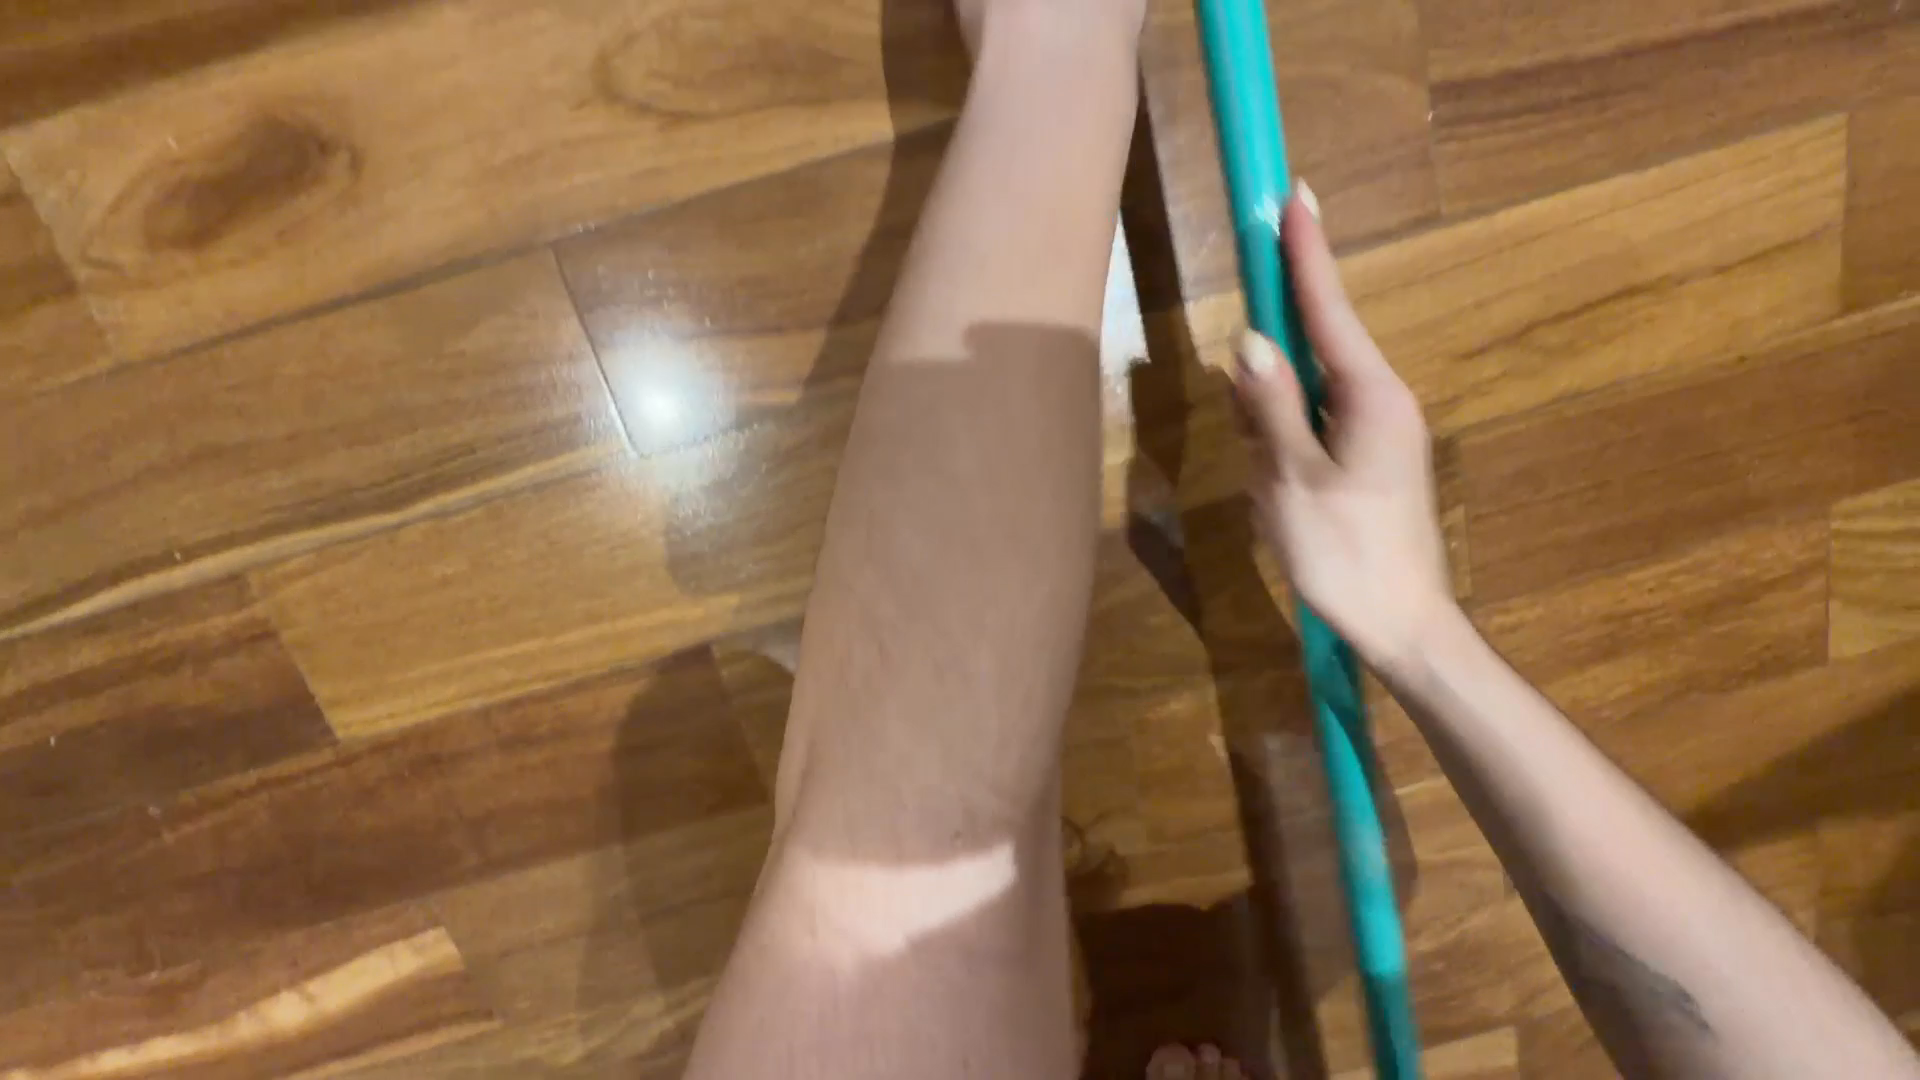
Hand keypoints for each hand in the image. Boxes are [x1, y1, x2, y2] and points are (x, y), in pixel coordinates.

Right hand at [1232, 185, 1454, 673]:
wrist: (1398, 622)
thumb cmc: (1346, 553)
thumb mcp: (1294, 479)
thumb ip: (1271, 407)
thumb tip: (1250, 341)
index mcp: (1370, 396)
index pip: (1328, 308)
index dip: (1306, 252)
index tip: (1295, 194)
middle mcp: (1377, 401)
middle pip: (1307, 351)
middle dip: (1265, 376)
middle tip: (1256, 439)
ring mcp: (1371, 431)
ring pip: (1300, 394)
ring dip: (1268, 423)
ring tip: (1274, 485)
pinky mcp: (1360, 458)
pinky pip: (1306, 427)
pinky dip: (1280, 444)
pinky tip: (1281, 490)